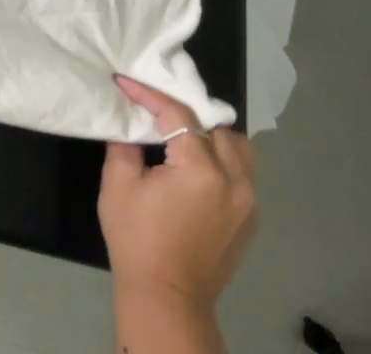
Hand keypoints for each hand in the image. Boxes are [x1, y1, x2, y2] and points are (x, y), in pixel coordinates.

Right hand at [99, 76, 257, 316]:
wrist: (168, 288)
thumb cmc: (135, 234)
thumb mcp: (118, 184)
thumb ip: (125, 146)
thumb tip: (130, 124)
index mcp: (201, 171)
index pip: (179, 116)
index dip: (149, 94)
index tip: (124, 82)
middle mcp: (236, 182)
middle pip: (221, 129)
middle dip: (187, 114)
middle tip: (154, 110)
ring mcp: (250, 202)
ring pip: (242, 151)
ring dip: (211, 136)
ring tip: (179, 135)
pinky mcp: (251, 217)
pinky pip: (244, 174)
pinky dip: (221, 159)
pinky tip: (193, 165)